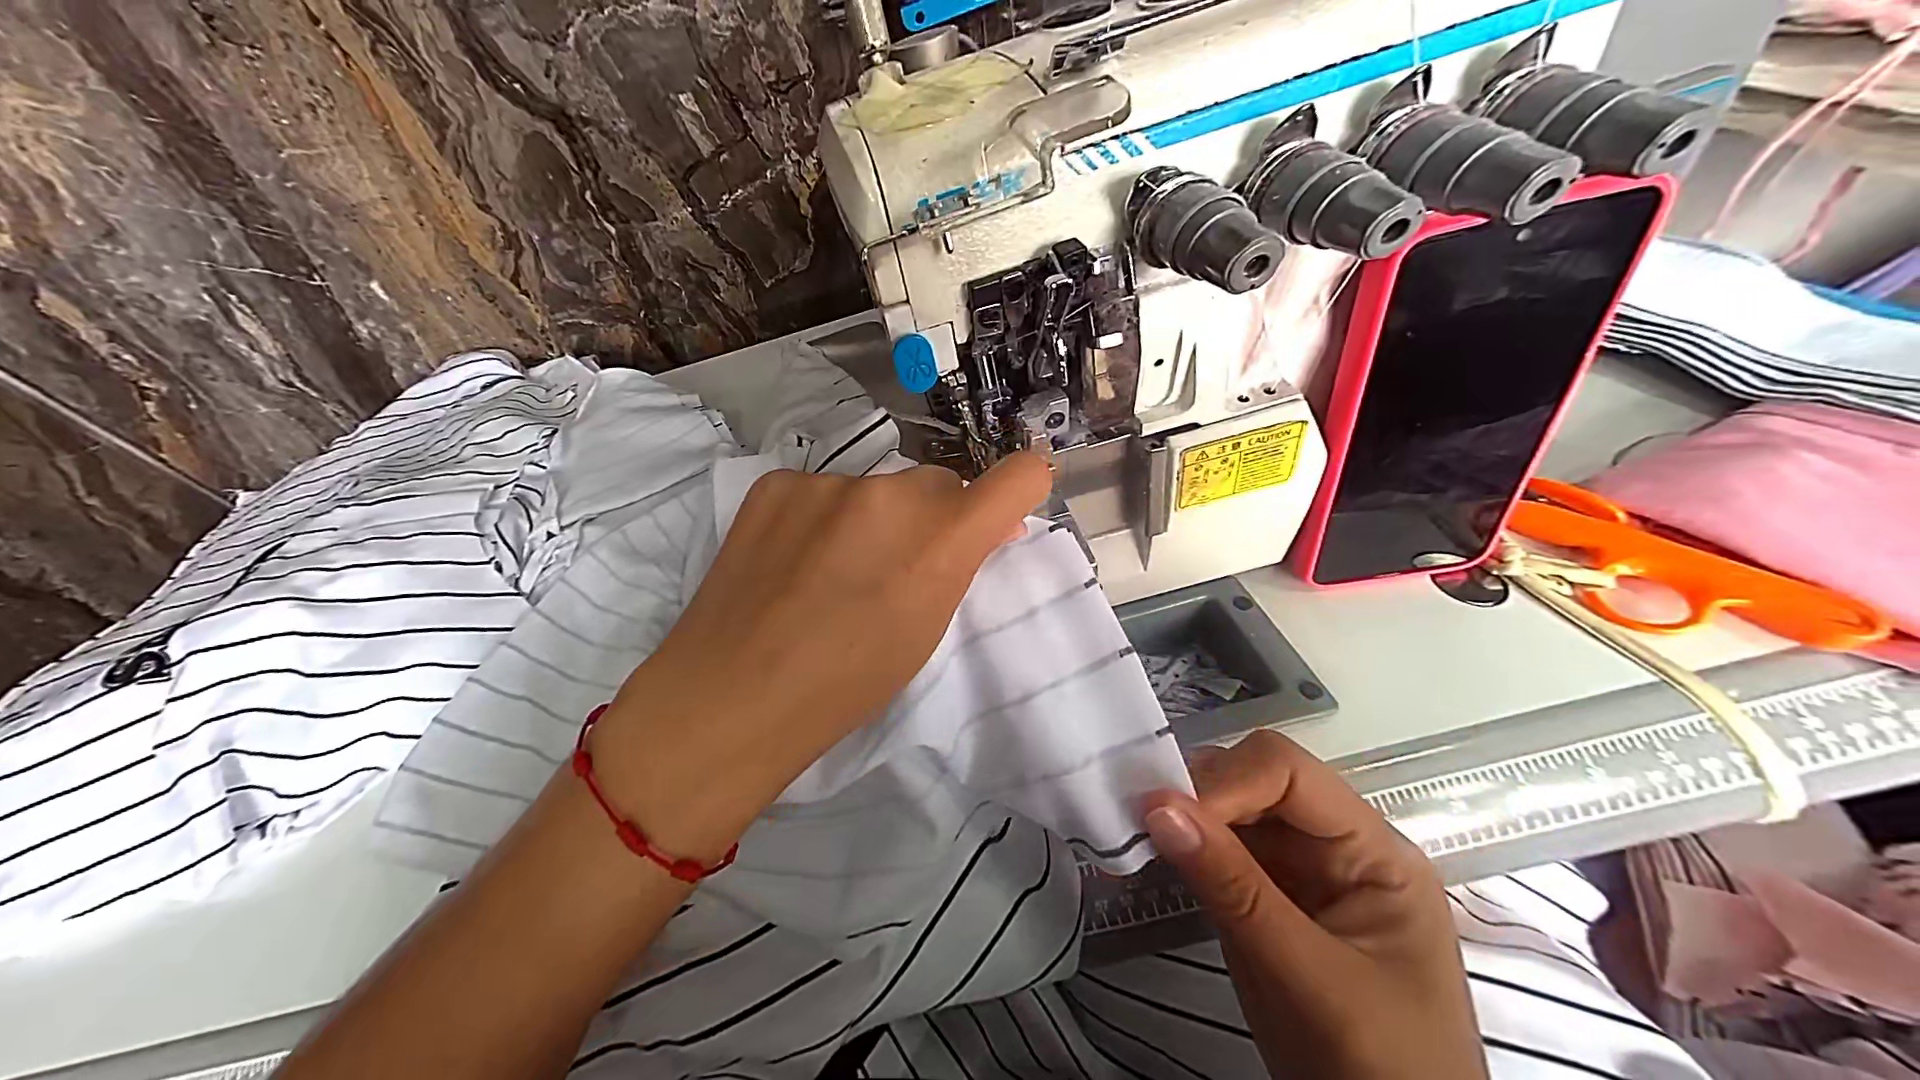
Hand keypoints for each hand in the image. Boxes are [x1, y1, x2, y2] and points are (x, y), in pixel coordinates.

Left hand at [591, 454, 1051, 861]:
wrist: (732, 695)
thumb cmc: (847, 683)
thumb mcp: (926, 630)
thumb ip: (959, 567)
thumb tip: (988, 528)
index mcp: (941, 539)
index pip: (1019, 476)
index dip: (1023, 485)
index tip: (1004, 510)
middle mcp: (890, 494)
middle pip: (936, 484)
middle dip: (932, 518)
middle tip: (897, 568)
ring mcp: (828, 483)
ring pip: (876, 489)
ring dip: (871, 518)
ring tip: (829, 573)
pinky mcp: (776, 483)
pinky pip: (822, 491)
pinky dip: (819, 518)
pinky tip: (790, 561)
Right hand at [1142, 731, 1485, 1079]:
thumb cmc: (1379, 1068)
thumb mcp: (1308, 979)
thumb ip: (1233, 889)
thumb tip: (1159, 808)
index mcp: (1373, 852)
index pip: (1289, 774)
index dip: (1226, 782)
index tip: (1166, 814)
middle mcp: (1336, 846)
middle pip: (1258, 780)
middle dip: (1199, 793)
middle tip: (1142, 820)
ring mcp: (1301, 872)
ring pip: (1232, 811)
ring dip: (1184, 816)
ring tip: (1139, 835)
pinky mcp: (1267, 897)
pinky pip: (1220, 851)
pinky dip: (1184, 847)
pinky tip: (1155, 856)